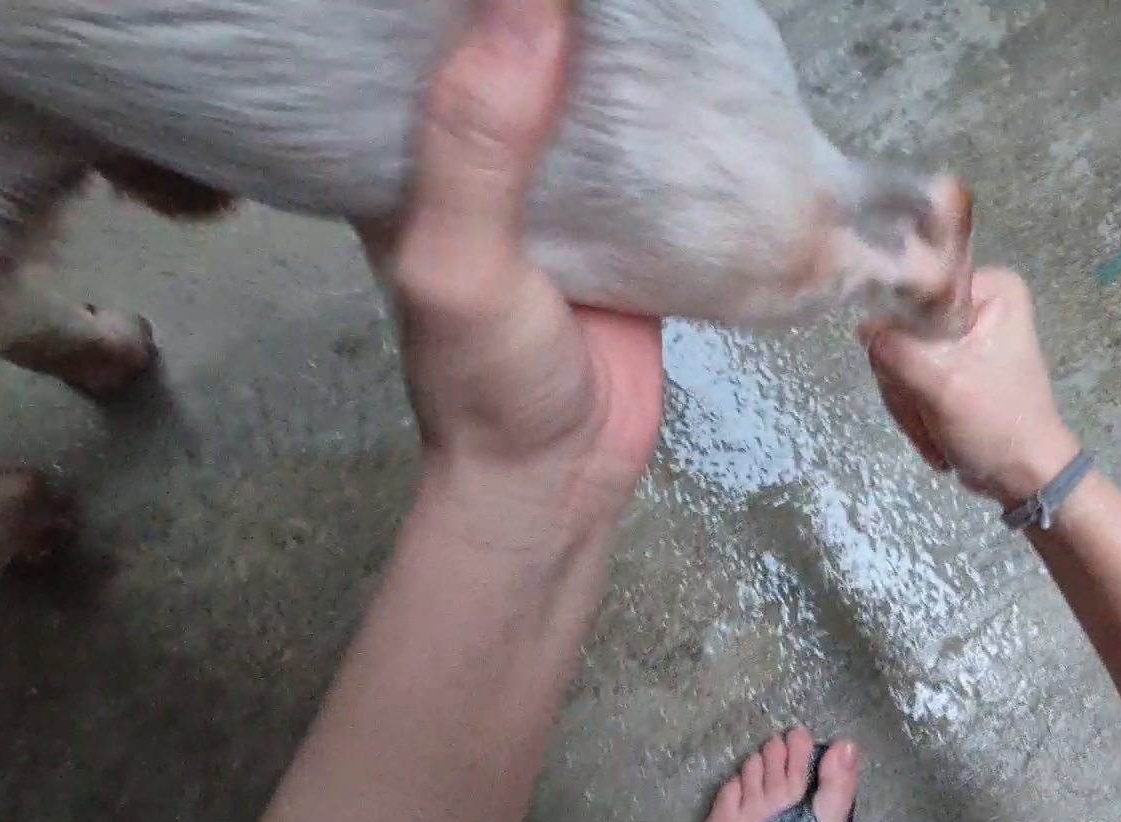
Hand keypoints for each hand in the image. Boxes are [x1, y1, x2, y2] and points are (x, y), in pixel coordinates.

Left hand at [365, 0, 663, 518]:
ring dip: (626, 67)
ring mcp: (567, 207)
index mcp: (414, 161)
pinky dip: (677, 141)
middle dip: (555, 14)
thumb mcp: (462, 264)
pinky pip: (654, 177)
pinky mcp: (630, 243)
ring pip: (595, 115)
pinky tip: (706, 87)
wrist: (565, 475)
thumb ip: (480, 144)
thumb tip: (534, 1)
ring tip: (666, 5)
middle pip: (518, 64)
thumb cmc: (492, 382)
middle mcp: (490, 171)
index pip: (424, 41)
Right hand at [859, 269, 1080, 506]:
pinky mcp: (955, 365)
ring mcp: (965, 337)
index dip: (903, 337)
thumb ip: (896, 350)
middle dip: (906, 384)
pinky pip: (911, 378)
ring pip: (901, 359)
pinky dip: (916, 412)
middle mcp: (980, 303)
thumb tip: (866, 330)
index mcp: (992, 291)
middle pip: (905, 331)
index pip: (916, 294)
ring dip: (910, 405)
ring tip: (935, 434)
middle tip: (927, 416)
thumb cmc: (995, 426)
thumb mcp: (943, 385)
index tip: (911, 378)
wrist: (1025, 477)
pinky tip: (936, 437)